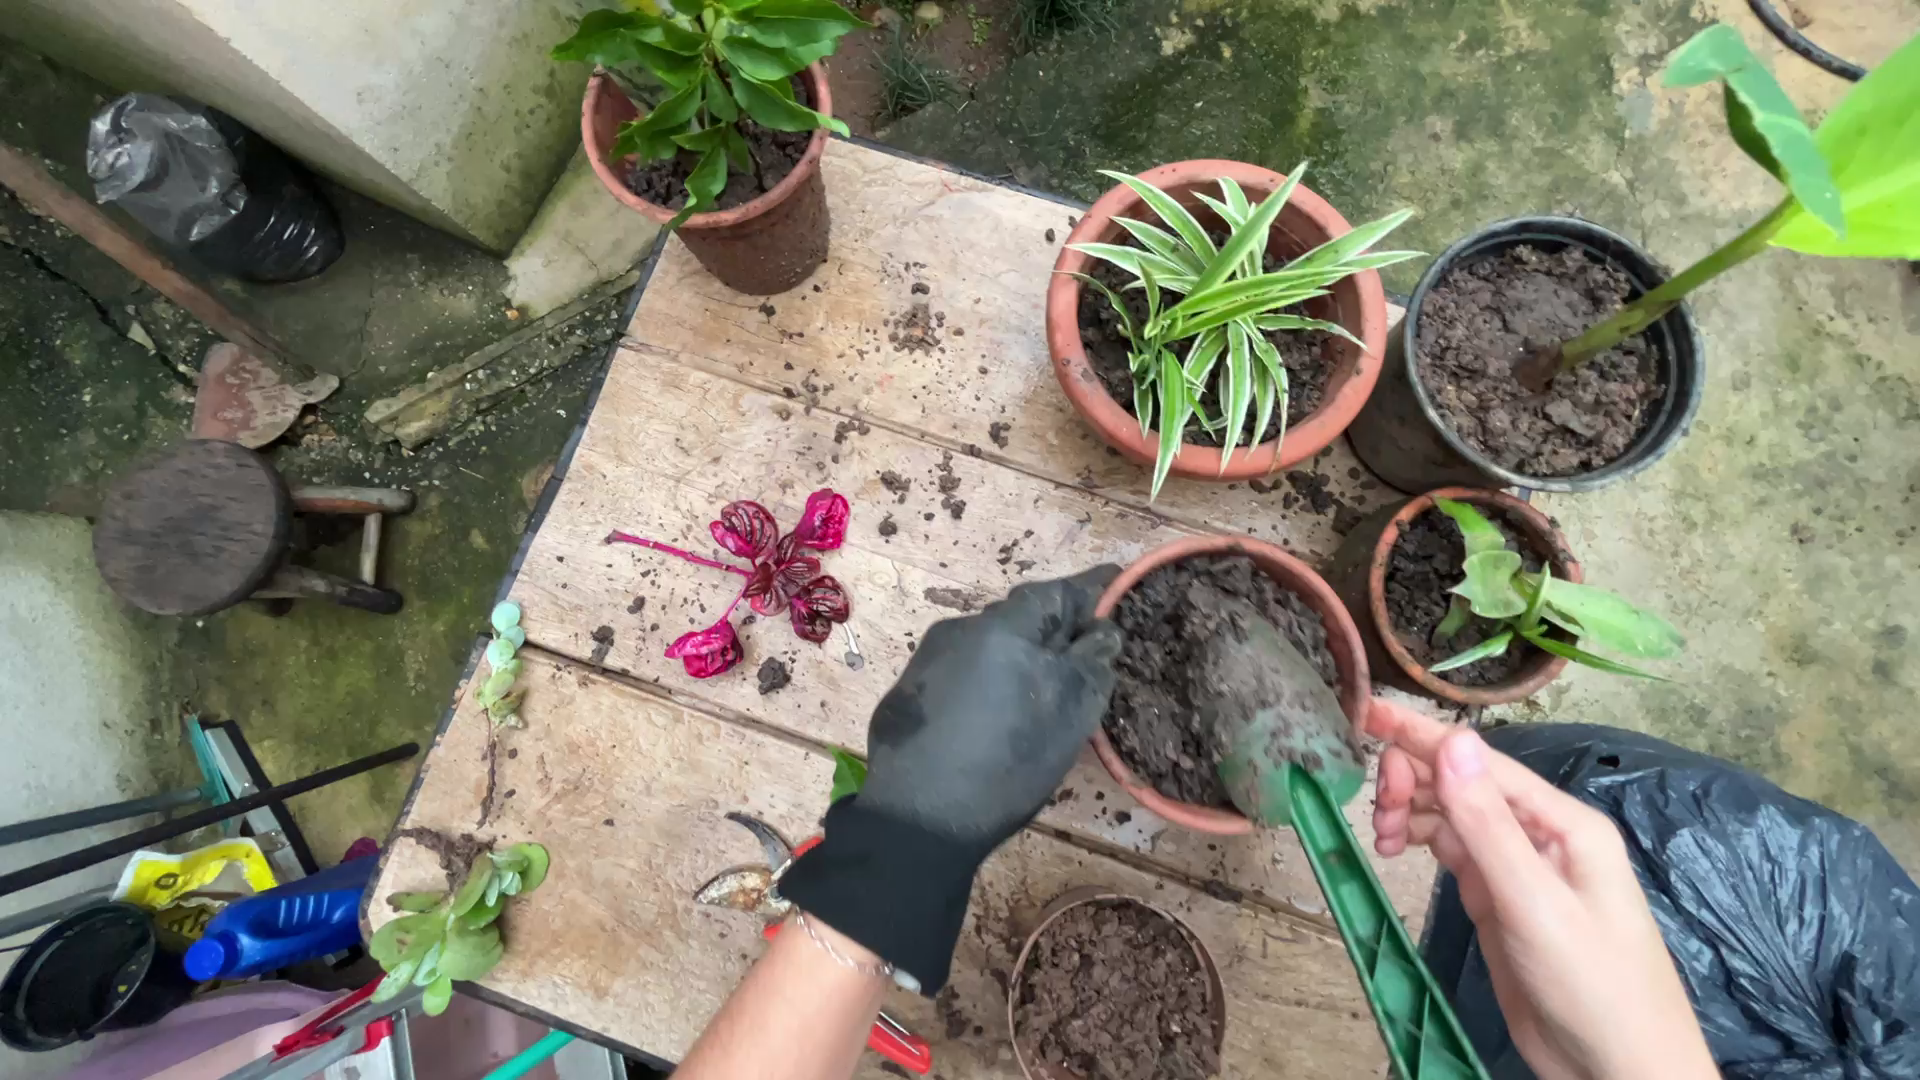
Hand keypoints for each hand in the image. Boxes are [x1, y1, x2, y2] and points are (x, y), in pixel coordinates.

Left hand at [779, 567, 1123, 992]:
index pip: (1059, 591)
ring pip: (992, 643)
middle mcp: (962, 628)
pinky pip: (965, 669)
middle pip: (1023, 615)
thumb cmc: (1007, 762)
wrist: (917, 817)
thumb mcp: (1070, 713)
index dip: (1093, 589)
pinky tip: (997, 711)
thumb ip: (1093, 660)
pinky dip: (990, 677)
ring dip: (1022, 655)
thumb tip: (1102, 629)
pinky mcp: (911, 688)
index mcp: (1004, 626)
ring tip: (1044, 687)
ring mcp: (930, 657)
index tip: (1119, 583)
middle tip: (1088, 649)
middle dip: (1057, 627)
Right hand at [1367, 701, 1716, 1079]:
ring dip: (1406, 811)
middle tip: (1377, 810)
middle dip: (1409, 781)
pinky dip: (1413, 837)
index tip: (1364, 714)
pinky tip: (1393, 849)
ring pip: (1445, 809)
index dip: (1419, 734)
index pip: (1477, 760)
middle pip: (1457, 780)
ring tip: (1382, 839)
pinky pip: (1444, 842)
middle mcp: (1535, 829)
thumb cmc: (1591, 987)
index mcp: (1560, 821)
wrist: (1617, 1076)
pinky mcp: (1493, 888)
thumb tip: (1452, 739)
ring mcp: (1513, 859)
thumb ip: (1488, 822)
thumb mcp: (1533, 903)